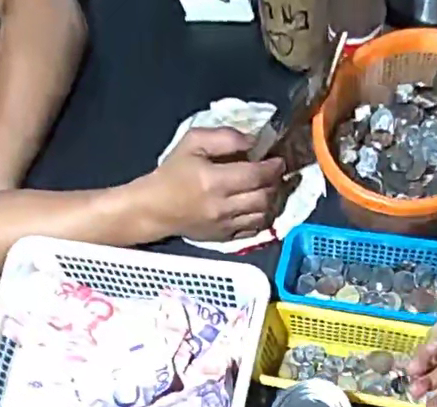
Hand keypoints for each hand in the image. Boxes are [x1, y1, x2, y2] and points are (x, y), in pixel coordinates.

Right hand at [137, 127, 286, 241]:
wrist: (157, 208)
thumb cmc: (173, 173)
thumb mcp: (193, 142)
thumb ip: (224, 138)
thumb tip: (253, 141)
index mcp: (215, 181)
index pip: (256, 176)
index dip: (273, 167)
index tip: (279, 160)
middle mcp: (223, 206)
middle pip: (263, 197)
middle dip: (275, 184)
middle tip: (276, 174)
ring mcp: (225, 225)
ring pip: (261, 215)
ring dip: (271, 202)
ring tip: (270, 189)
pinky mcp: (224, 237)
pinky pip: (252, 230)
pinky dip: (262, 218)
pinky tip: (259, 207)